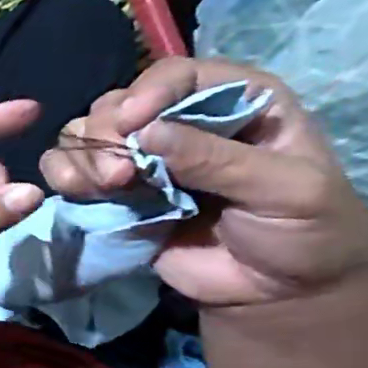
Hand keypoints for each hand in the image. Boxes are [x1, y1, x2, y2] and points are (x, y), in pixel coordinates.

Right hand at [41, 57, 367, 309]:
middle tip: (120, 175)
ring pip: (81, 132)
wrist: (276, 293)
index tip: (131, 124)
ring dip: (82, 157)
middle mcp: (178, 123)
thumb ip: (218, 160)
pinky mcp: (109, 190)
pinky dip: (62, 176)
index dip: (150, 90)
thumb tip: (146, 131)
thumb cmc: (305, 234)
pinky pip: (64, 167)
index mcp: (235, 105)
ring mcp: (137, 157)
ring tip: (105, 188)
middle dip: (106, 133)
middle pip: (116, 103)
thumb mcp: (286, 192)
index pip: (179, 74)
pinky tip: (82, 194)